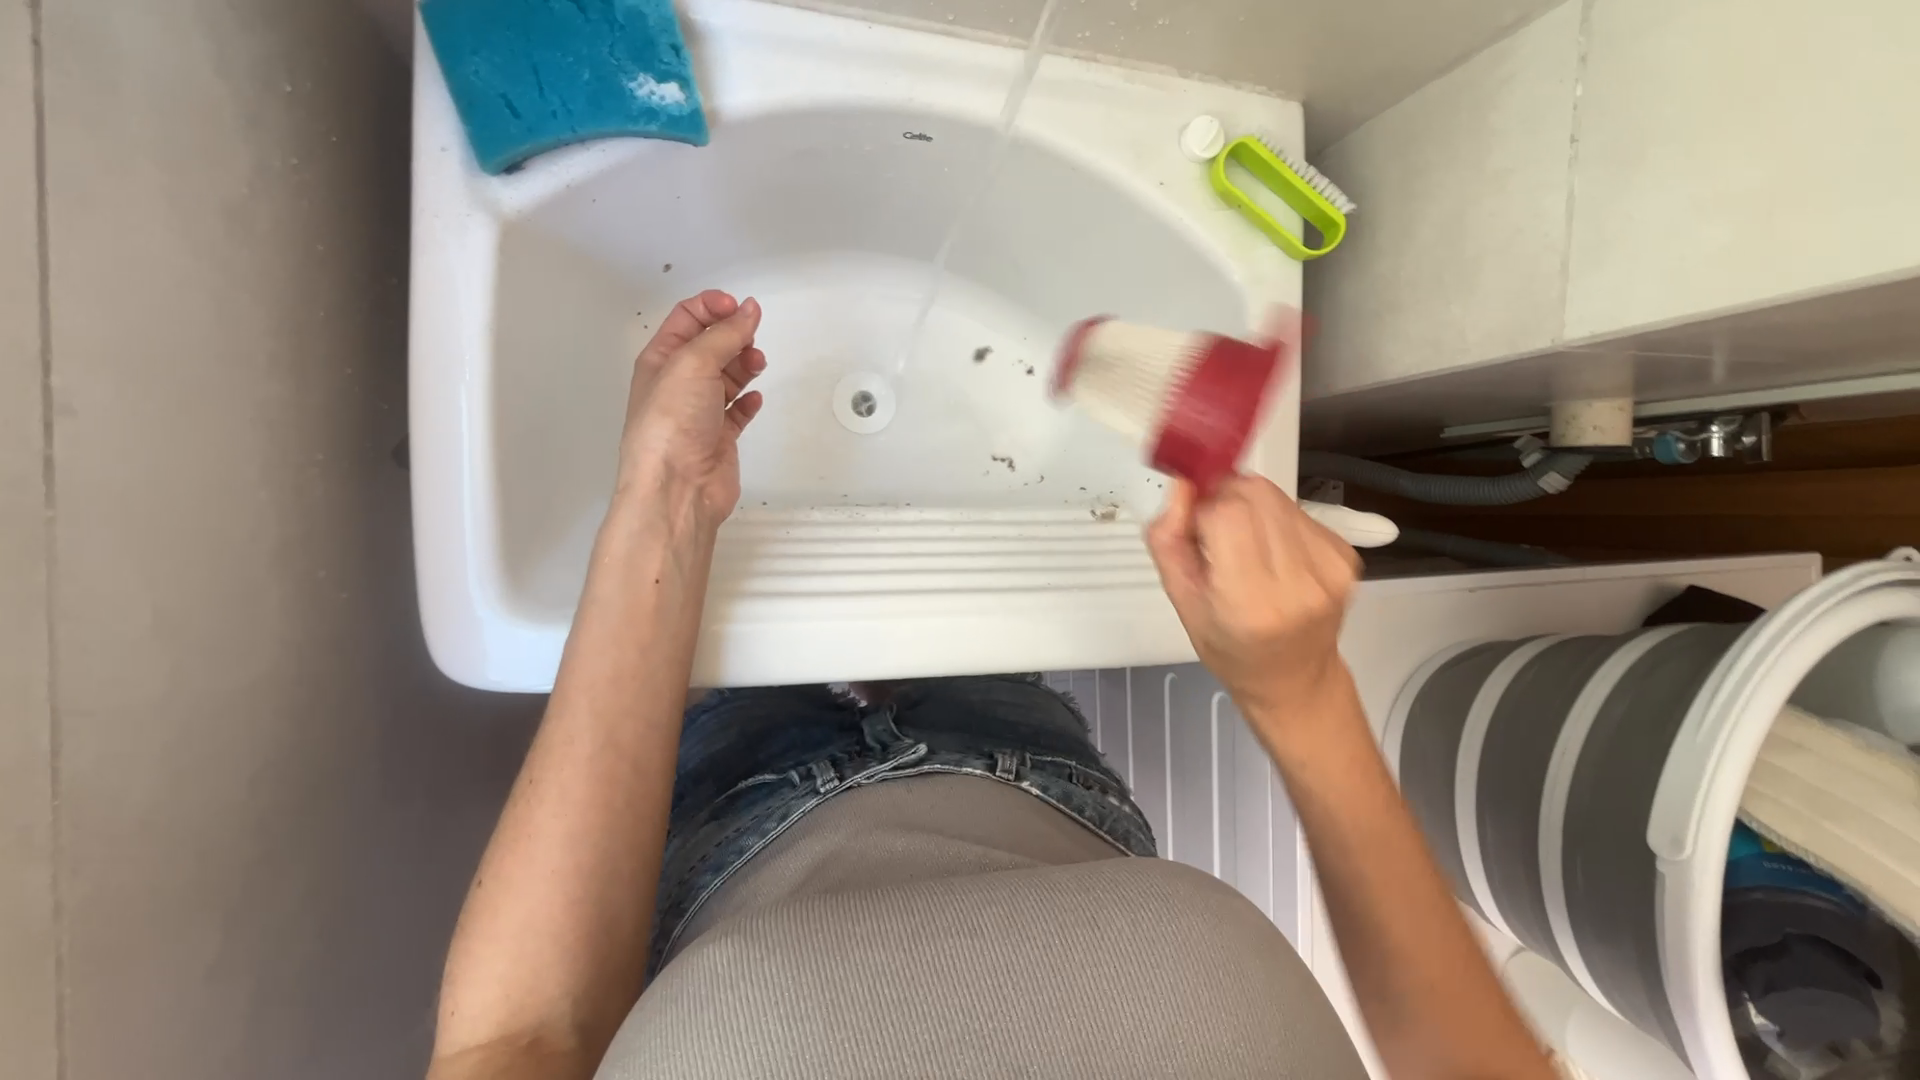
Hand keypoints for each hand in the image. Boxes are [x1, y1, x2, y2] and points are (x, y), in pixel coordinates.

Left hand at [616, 290, 766, 527]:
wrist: (677, 486)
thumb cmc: (672, 423)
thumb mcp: (693, 364)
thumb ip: (725, 334)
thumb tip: (749, 310)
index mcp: (660, 360)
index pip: (686, 319)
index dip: (713, 307)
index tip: (740, 308)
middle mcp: (677, 383)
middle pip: (710, 346)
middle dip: (734, 336)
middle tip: (751, 339)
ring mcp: (699, 411)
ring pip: (727, 377)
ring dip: (745, 365)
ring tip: (757, 365)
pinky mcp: (720, 437)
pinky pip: (738, 411)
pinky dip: (748, 401)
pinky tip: (754, 398)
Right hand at [1146, 475, 1363, 737]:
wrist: (1295, 680)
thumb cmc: (1229, 648)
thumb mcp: (1181, 602)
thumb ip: (1168, 541)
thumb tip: (1180, 487)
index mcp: (1250, 602)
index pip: (1225, 514)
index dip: (1201, 509)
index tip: (1191, 527)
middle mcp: (1299, 582)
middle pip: (1252, 494)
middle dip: (1222, 500)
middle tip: (1211, 530)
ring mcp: (1330, 567)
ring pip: (1274, 496)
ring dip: (1248, 507)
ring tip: (1241, 543)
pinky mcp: (1346, 556)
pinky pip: (1297, 511)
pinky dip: (1274, 519)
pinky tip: (1269, 551)